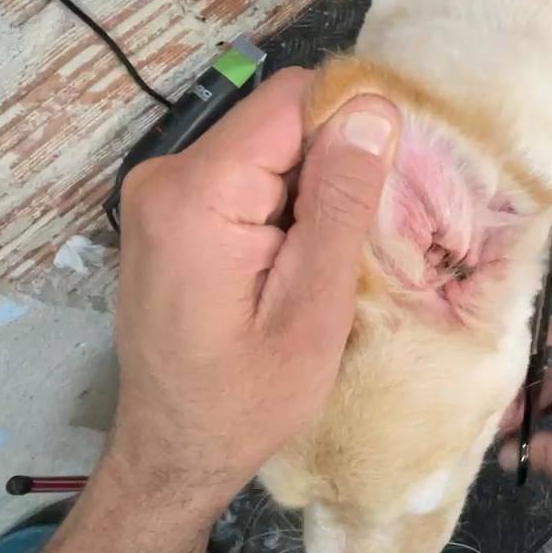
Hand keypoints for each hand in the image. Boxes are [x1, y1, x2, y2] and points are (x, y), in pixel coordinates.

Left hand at [105, 68, 399, 522]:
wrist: (173, 453)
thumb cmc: (246, 400)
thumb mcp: (313, 309)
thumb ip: (341, 204)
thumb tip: (374, 109)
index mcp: (197, 193)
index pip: (293, 99)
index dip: (353, 124)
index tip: (389, 179)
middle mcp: (167, 175)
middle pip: (280, 121)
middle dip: (334, 163)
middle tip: (365, 235)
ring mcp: (162, 191)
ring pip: (269, 148)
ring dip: (313, 187)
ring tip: (330, 255)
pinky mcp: (171, 210)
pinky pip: (248, 175)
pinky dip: (286, 202)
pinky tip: (298, 257)